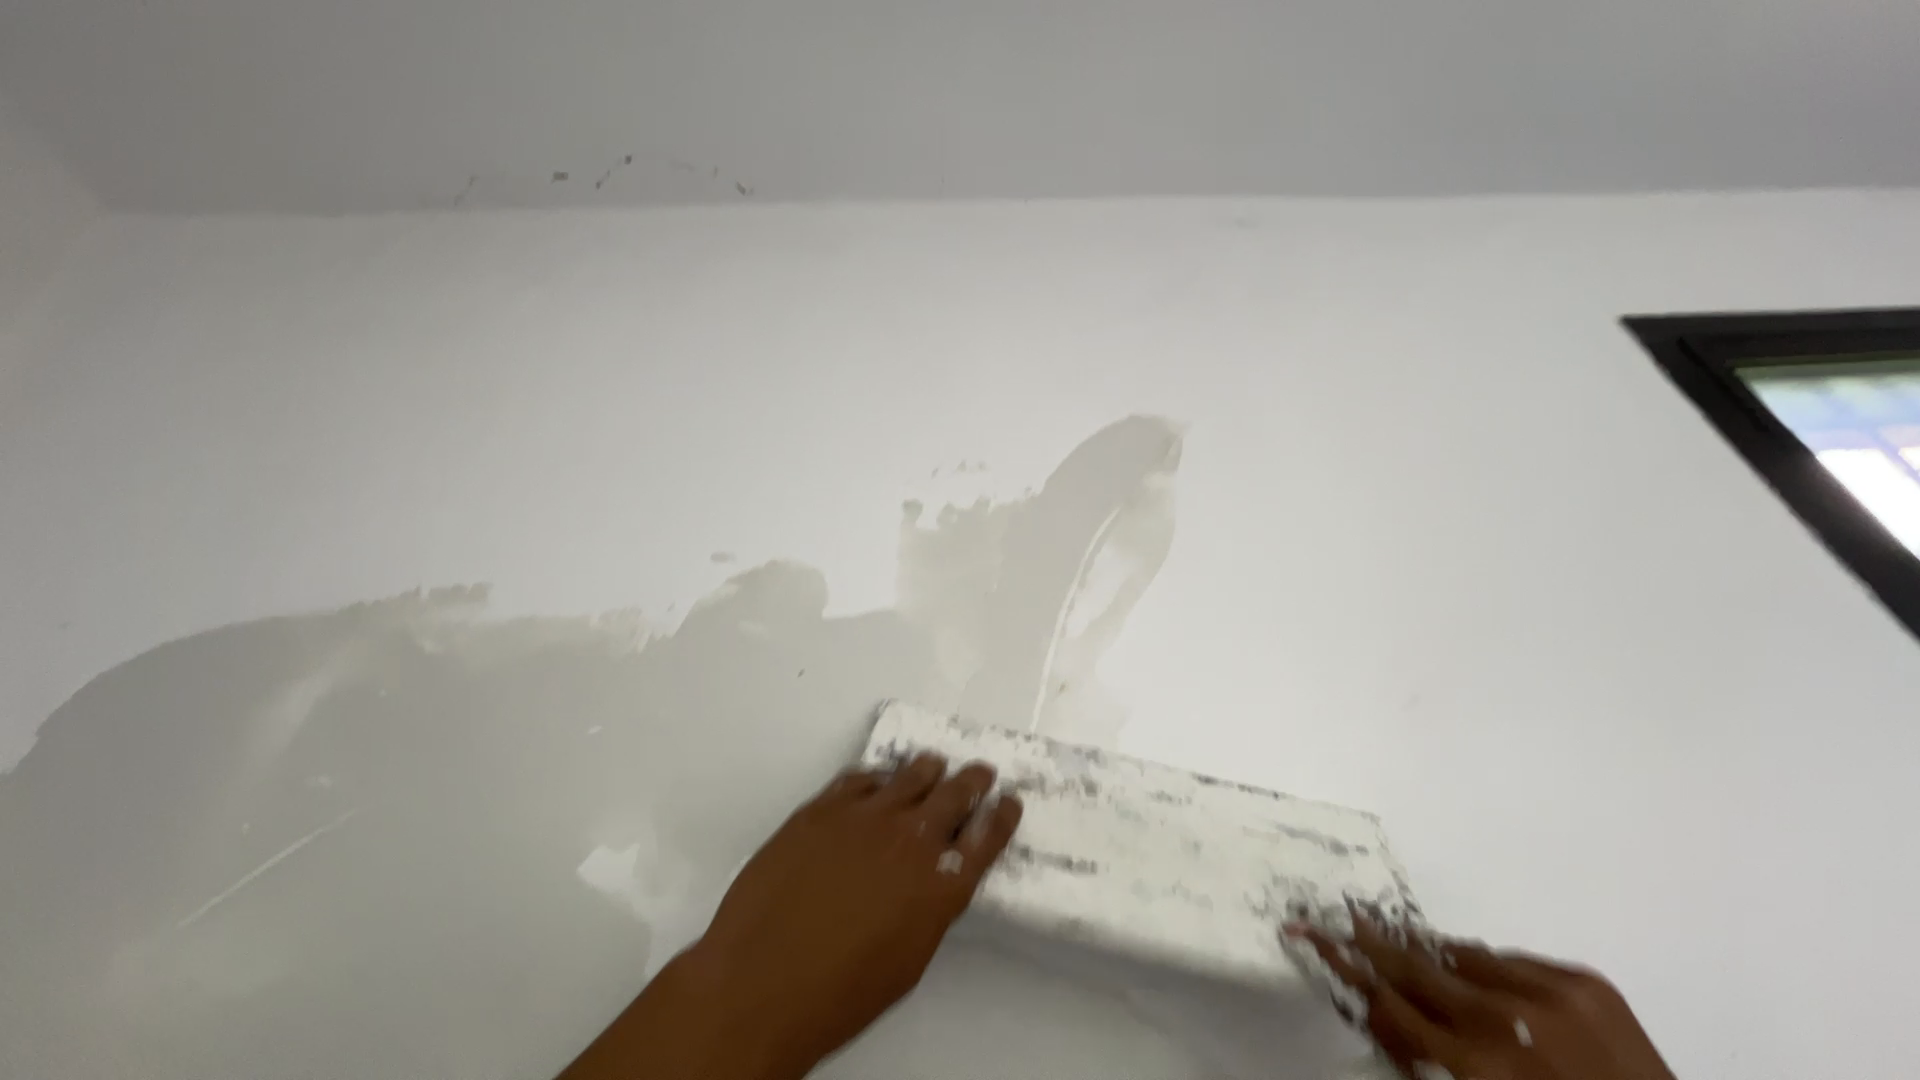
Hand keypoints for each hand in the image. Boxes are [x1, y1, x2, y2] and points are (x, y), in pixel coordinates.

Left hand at [559, 753, 1022, 1079]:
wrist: (761, 981)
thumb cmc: (840, 992)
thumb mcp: (908, 959)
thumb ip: (928, 908)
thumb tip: (929, 883)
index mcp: (941, 885)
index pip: (987, 838)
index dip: (1002, 817)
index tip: (1009, 802)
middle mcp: (912, 840)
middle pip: (954, 794)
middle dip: (973, 780)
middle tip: (980, 772)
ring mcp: (865, 817)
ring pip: (909, 776)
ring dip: (928, 770)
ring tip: (933, 764)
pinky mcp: (822, 809)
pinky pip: (859, 779)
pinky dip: (876, 777)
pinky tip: (877, 779)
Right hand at [1286, 908, 1675, 1079]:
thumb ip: (1430, 1061)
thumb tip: (1387, 1009)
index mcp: (1476, 1070)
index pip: (1390, 1005)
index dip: (1348, 968)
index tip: (1313, 935)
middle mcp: (1505, 1025)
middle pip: (1416, 970)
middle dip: (1373, 944)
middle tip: (1341, 917)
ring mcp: (1550, 997)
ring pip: (1465, 957)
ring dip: (1437, 959)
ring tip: (1415, 949)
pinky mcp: (1585, 983)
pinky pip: (1514, 961)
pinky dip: (1494, 971)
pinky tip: (1490, 985)